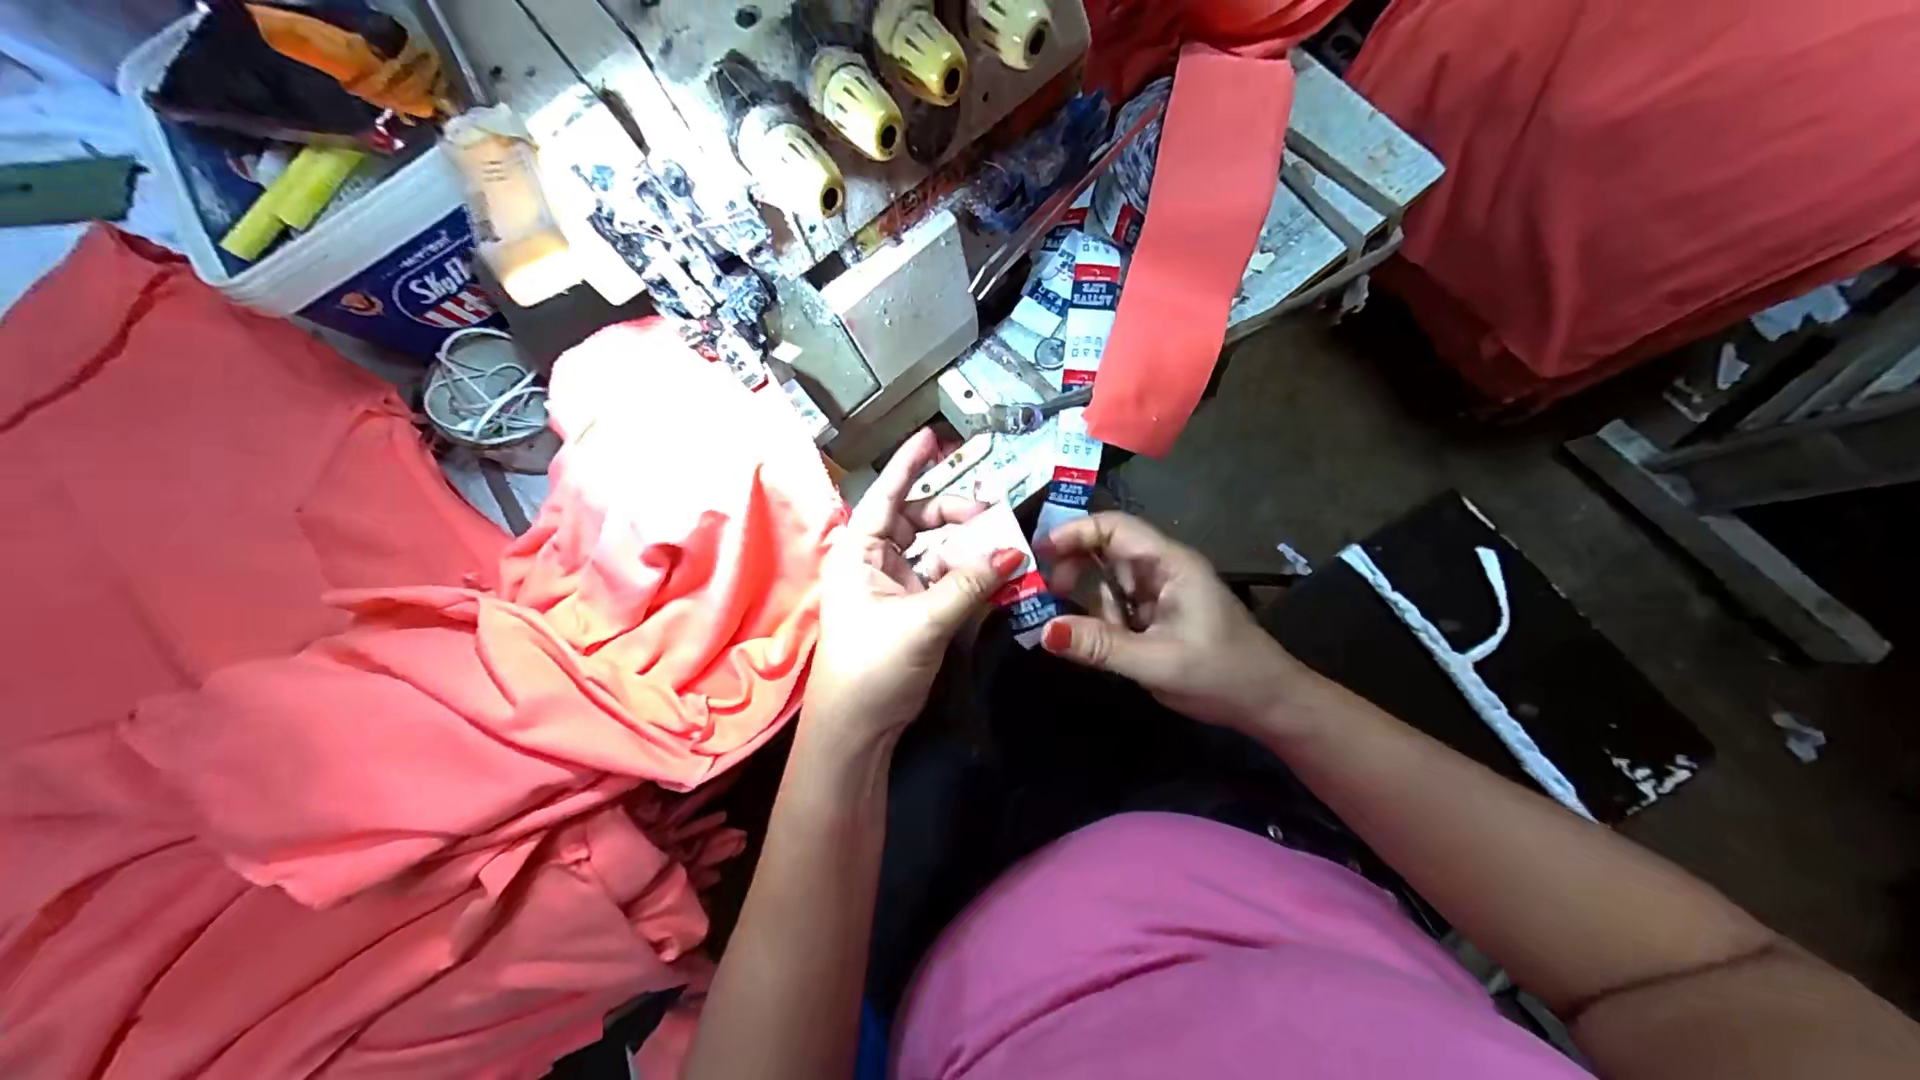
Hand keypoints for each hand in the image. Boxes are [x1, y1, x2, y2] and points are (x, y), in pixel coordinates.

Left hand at [807, 430, 1025, 749]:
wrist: (857, 728)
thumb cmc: (871, 666)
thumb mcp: (922, 622)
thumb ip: (969, 586)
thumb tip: (1011, 554)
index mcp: (860, 551)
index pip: (886, 495)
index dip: (909, 464)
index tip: (932, 436)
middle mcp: (876, 560)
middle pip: (920, 520)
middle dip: (956, 514)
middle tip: (993, 516)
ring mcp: (896, 585)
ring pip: (938, 551)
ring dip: (968, 548)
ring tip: (1003, 546)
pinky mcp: (914, 609)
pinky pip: (947, 580)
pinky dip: (970, 575)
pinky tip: (996, 574)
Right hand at [1038, 512, 1310, 732]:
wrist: (1266, 704)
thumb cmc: (1222, 674)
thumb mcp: (1157, 662)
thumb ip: (1100, 646)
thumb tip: (1043, 631)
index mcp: (1170, 564)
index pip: (1115, 527)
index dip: (1075, 532)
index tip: (1039, 552)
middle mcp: (1161, 570)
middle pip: (1105, 550)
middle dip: (1072, 567)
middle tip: (1045, 594)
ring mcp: (1157, 594)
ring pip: (1105, 582)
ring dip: (1084, 601)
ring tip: (1072, 631)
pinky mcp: (1153, 617)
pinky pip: (1113, 608)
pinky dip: (1096, 620)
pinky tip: (1090, 643)